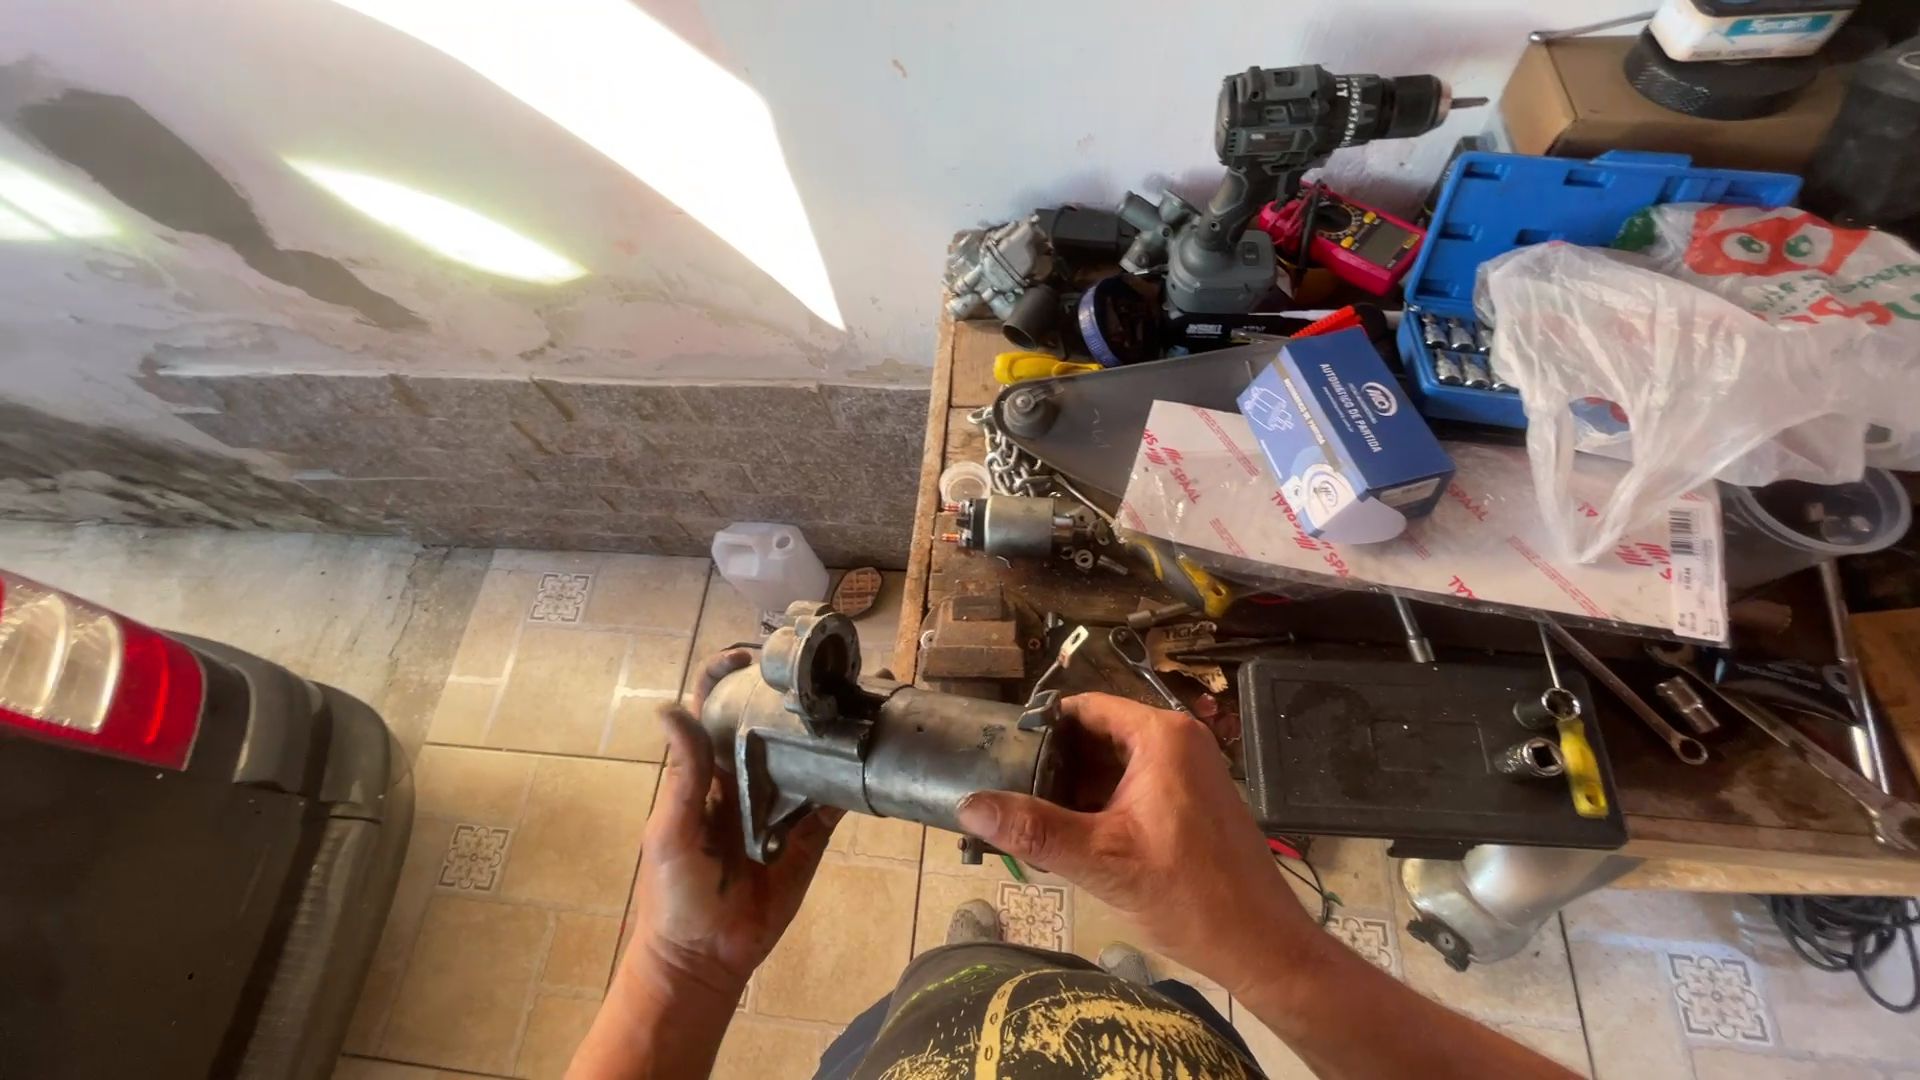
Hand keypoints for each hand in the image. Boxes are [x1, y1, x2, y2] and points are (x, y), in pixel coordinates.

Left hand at [625, 650, 841, 999]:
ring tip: (863, 695)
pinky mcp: (812, 830)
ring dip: (833, 728)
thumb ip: (683, 773)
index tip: (756, 655)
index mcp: (712, 769)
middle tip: (828, 665)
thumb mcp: (670, 830)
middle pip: (774, 722)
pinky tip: (874, 751)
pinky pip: (836, 798)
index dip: (731, 676)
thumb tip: (670, 707)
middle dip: (797, 692)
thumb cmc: (675, 893)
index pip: (719, 709)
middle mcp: (753, 774)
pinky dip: (854, 777)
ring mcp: (786, 801)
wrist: (705, 958)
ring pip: (812, 754)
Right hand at [956, 692, 1312, 989]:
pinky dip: (1107, 799)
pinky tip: (1081, 832)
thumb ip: (1034, 829)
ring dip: (1081, 785)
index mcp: (1160, 735)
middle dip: (1059, 762)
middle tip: (1017, 792)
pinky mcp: (1194, 796)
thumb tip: (969, 805)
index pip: (1085, 707)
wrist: (1264, 947)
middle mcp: (1179, 739)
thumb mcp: (1102, 860)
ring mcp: (1191, 767)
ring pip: (1117, 760)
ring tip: (1040, 815)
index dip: (1043, 729)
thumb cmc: (1188, 896)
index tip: (1006, 755)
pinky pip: (1138, 781)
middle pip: (1099, 733)